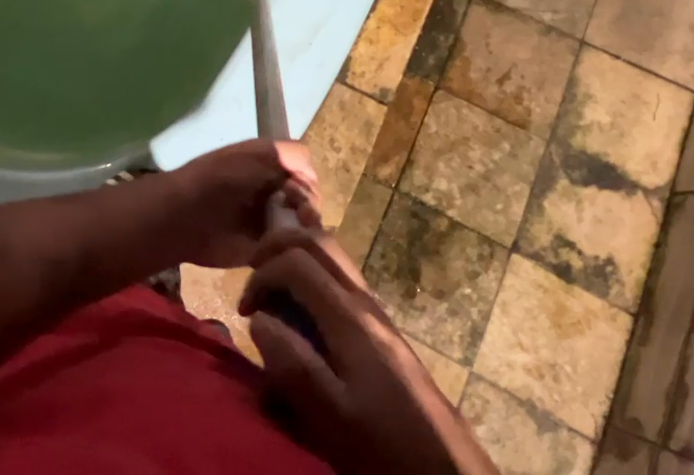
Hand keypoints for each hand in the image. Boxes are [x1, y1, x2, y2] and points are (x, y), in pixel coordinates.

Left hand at [164, 140, 319, 268]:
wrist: (185, 216)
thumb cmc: (219, 178)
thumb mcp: (257, 153)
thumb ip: (290, 155)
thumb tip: (313, 175)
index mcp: (269, 168)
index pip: (307, 175)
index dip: (308, 183)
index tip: (299, 190)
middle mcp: (272, 194)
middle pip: (308, 202)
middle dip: (309, 208)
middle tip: (300, 215)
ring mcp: (268, 223)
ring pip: (304, 228)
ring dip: (305, 231)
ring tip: (294, 232)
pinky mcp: (263, 250)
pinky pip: (289, 252)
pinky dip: (295, 251)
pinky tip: (290, 249)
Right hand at [240, 228, 498, 474]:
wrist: (448, 470)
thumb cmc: (386, 446)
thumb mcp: (332, 418)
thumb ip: (292, 366)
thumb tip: (258, 320)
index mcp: (352, 320)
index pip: (298, 261)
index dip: (262, 274)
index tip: (245, 311)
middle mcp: (367, 305)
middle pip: (320, 243)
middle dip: (278, 247)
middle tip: (253, 278)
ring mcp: (378, 316)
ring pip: (335, 257)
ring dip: (297, 258)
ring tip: (272, 287)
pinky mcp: (382, 333)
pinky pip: (342, 281)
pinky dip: (314, 276)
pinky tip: (302, 307)